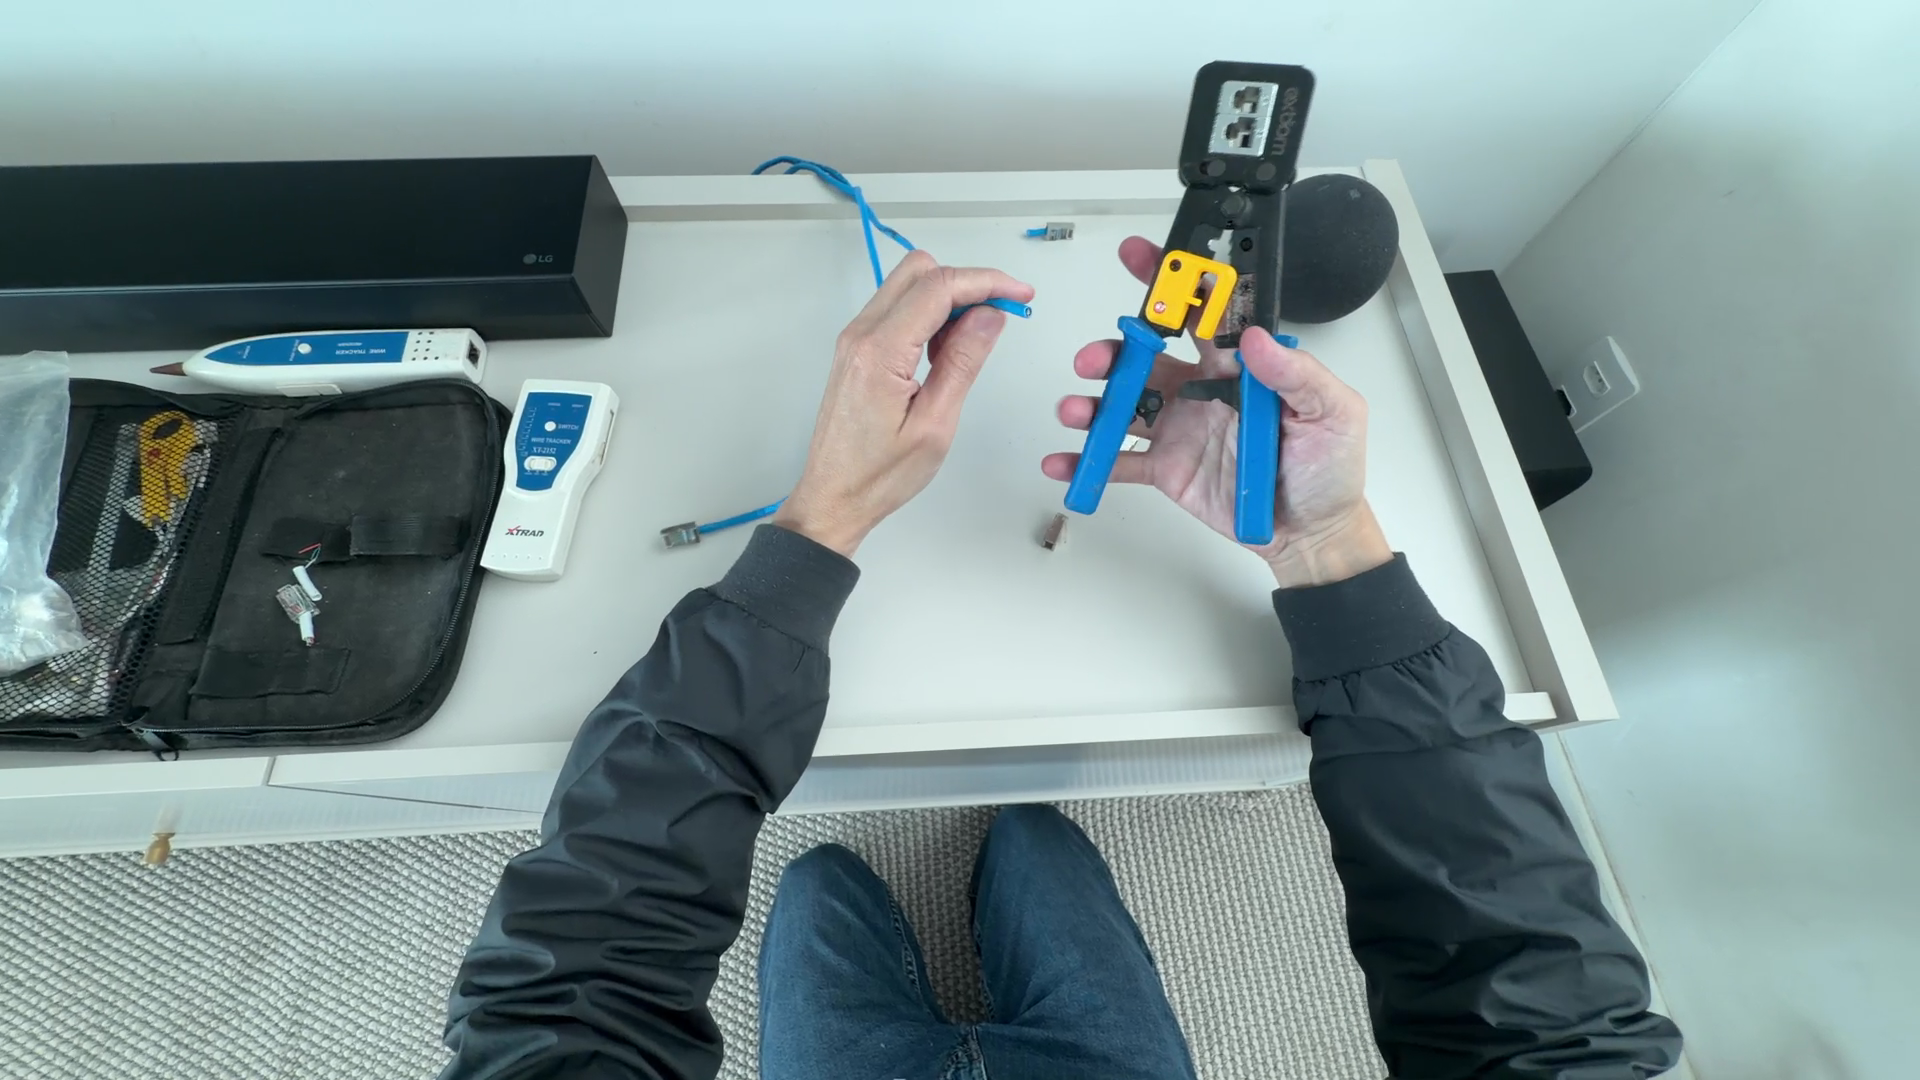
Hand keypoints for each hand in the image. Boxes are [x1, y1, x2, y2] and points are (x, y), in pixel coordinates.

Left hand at [775, 251, 1034, 556]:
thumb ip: (962, 363)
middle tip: (997, 319)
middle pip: (919, 271)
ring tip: (968, 348)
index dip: (986, 282)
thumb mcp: (934, 425)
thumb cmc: (880, 475)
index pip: (939, 287)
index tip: (1020, 296)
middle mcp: (860, 334)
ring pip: (908, 286)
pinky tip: (943, 354)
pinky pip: (897, 311)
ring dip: (947, 301)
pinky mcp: (856, 351)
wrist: (833, 498)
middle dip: (966, 284)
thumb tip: (990, 316)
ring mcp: (854, 340)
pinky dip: (927, 317)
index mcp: (880, 352)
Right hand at [1041, 237, 1390, 587]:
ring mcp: (1178, 429)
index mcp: (1238, 368)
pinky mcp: (1165, 468)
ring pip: (1124, 406)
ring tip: (1073, 410)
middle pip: (1145, 358)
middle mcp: (1200, 391)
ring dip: (1093, 404)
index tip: (1141, 259)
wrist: (1308, 532)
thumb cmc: (1328, 470)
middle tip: (1093, 359)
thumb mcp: (1334, 413)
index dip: (1170, 282)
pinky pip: (1120, 461)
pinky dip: (1088, 461)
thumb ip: (1296, 376)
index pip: (1201, 314)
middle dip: (1114, 352)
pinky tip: (1063, 461)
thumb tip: (1257, 339)